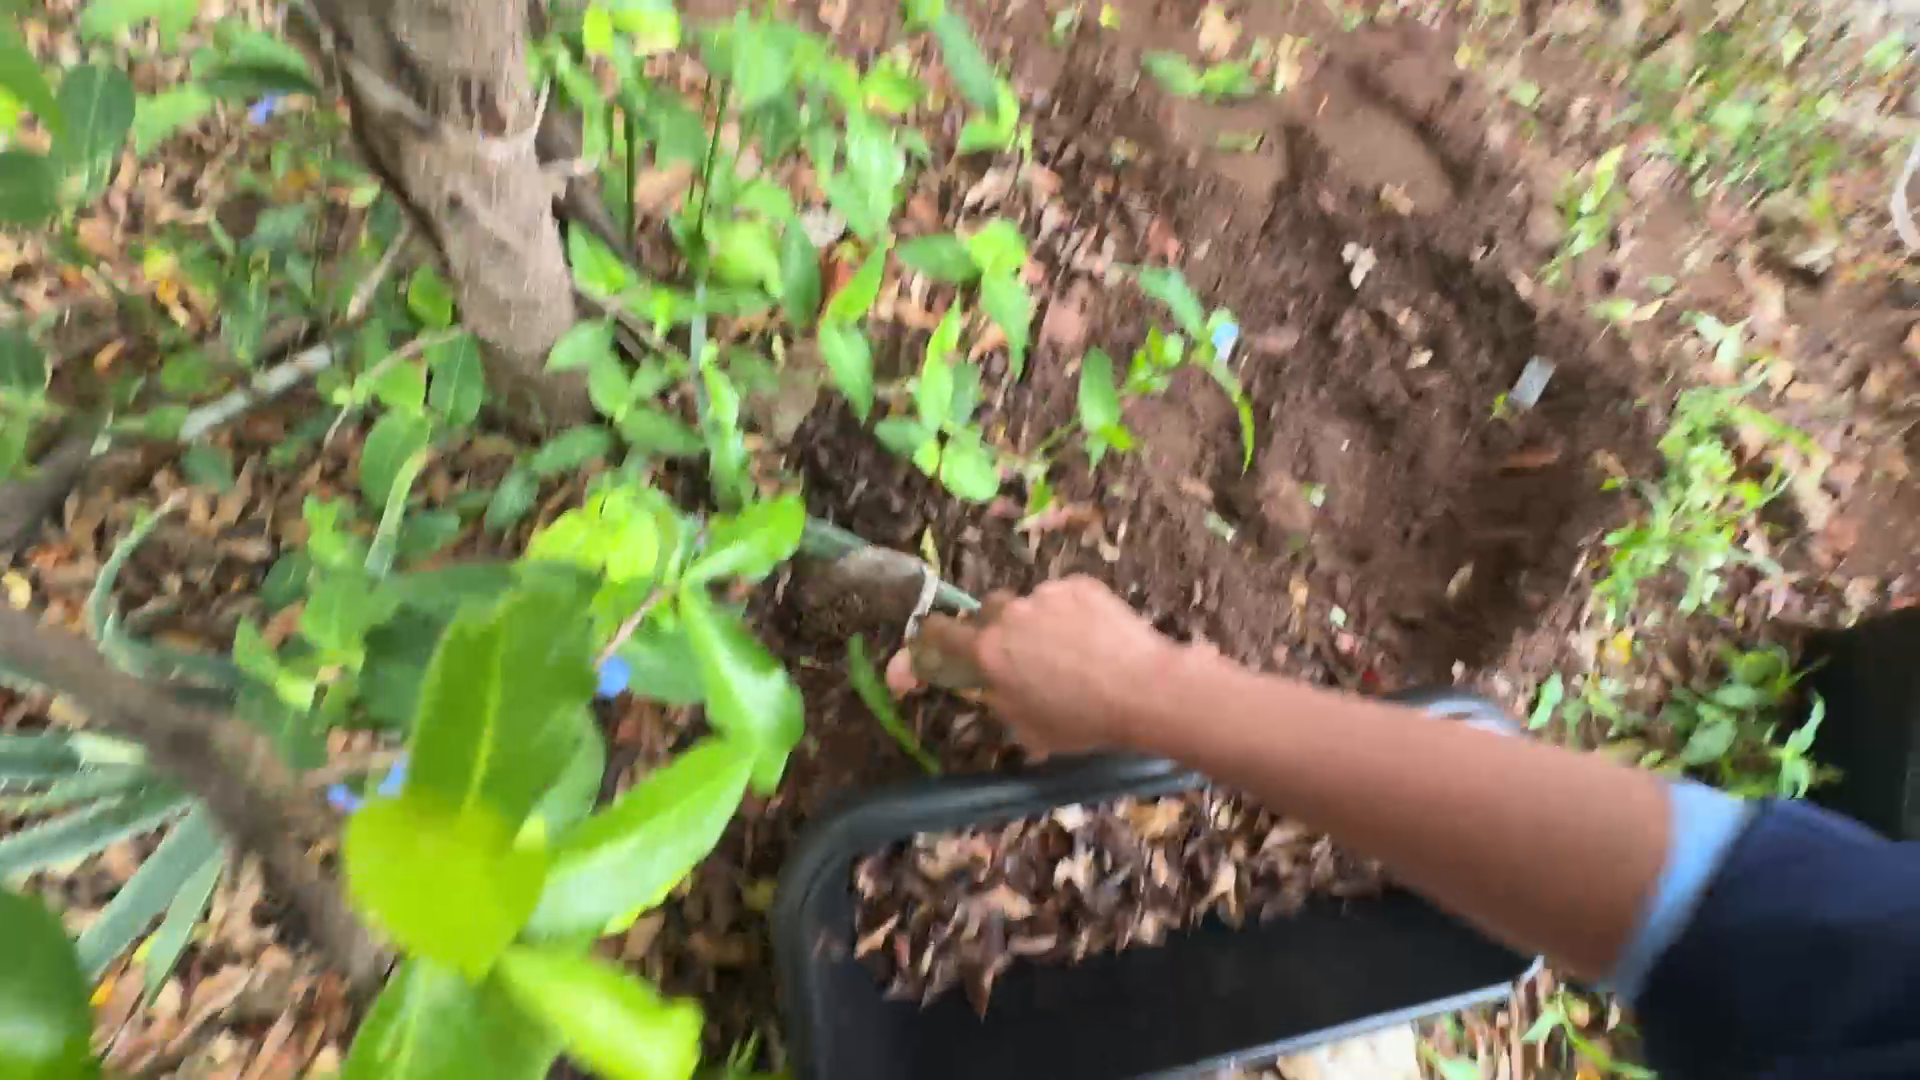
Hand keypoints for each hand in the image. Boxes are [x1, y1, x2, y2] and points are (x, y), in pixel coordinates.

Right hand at [886, 576, 1185, 755]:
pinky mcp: (1079, 584)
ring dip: (1039, 620)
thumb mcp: (1030, 729)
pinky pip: (1064, 595)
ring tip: (1072, 646)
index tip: (934, 632)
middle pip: (988, 609)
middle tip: (1021, 649)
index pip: (942, 631)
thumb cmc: (1084, 721)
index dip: (934, 632)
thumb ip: (1001, 701)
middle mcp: (1010, 616)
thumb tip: (996, 686)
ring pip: (1030, 603)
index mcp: (989, 652)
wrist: (1144, 690)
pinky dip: (1072, 611)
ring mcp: (1046, 595)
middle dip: (997, 625)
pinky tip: (1096, 635)